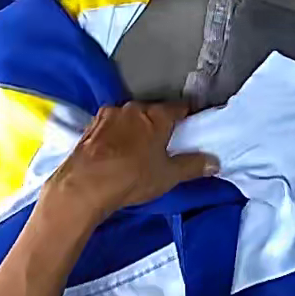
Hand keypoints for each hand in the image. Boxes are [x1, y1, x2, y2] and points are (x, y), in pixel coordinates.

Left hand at [35, 103, 216, 240]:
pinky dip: (117, 134)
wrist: (80, 188)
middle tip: (165, 141)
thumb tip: (214, 162)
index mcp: (158, 115)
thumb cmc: (131, 177)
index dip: (188, 116)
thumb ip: (193, 166)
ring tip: (138, 147)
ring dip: (136, 126)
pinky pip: (111, 125)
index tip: (192, 125)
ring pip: (131, 116)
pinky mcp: (89, 127)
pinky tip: (116, 150)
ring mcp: (109, 115)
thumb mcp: (168, 175)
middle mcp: (134, 108)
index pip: (181, 107)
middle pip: (154, 111)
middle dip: (161, 122)